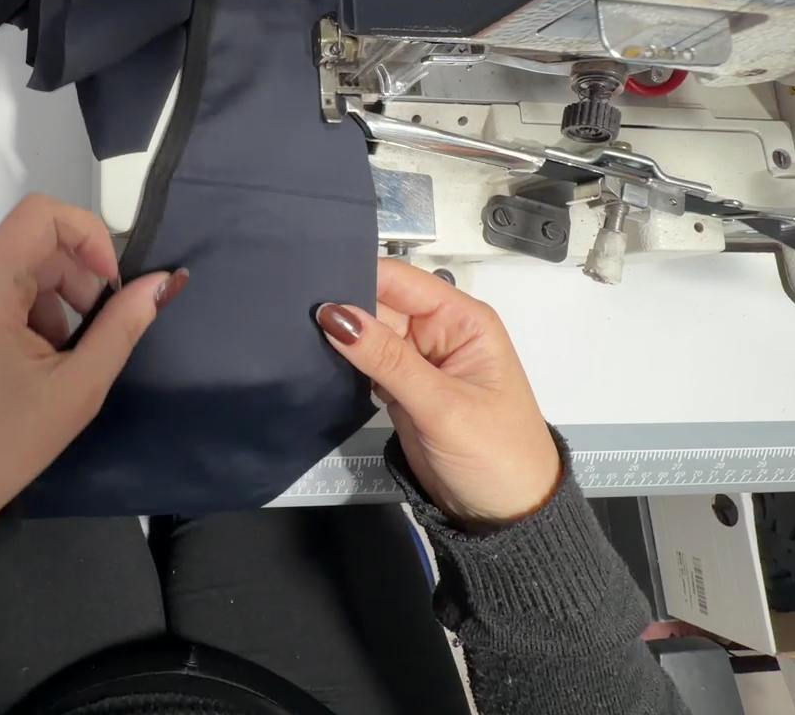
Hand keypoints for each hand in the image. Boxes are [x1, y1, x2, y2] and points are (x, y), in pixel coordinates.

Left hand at [0, 194, 186, 516]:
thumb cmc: (0, 447)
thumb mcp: (75, 391)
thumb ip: (122, 327)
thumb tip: (164, 280)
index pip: (40, 216)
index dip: (86, 233)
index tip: (106, 281)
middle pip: (29, 251)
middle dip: (69, 286)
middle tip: (82, 338)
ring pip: (7, 274)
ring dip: (41, 305)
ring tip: (43, 361)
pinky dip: (8, 314)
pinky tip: (10, 362)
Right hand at [316, 260, 560, 526]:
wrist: (505, 517)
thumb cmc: (495, 455)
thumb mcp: (442, 405)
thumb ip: (387, 358)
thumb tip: (334, 314)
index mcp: (460, 318)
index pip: (399, 281)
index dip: (357, 277)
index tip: (310, 283)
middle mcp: (435, 329)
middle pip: (377, 302)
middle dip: (340, 305)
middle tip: (290, 306)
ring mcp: (415, 358)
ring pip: (365, 330)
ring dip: (337, 333)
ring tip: (292, 326)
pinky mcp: (398, 384)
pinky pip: (363, 360)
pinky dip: (342, 360)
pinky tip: (311, 354)